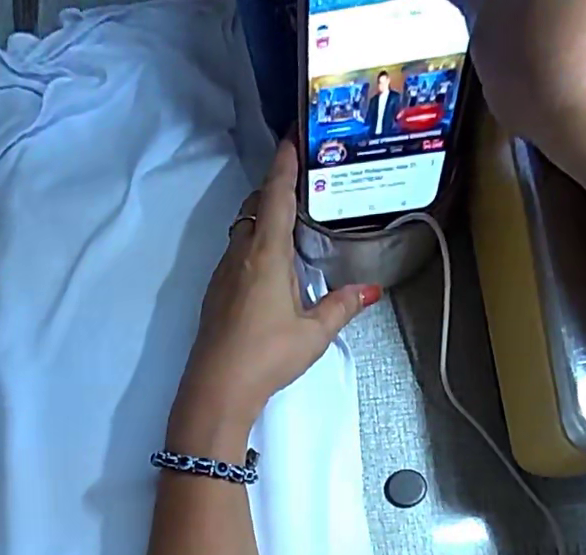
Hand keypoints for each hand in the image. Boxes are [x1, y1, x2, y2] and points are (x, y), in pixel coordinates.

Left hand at [169, 142, 380, 451]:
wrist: (217, 388)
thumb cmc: (267, 356)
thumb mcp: (313, 333)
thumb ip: (342, 306)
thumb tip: (370, 290)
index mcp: (266, 253)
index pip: (276, 194)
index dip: (285, 163)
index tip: (293, 136)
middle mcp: (240, 255)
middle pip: (256, 207)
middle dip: (276, 190)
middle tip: (304, 185)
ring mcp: (223, 275)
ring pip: (243, 232)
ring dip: (264, 221)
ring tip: (292, 226)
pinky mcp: (215, 295)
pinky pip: (236, 256)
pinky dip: (254, 248)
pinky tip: (270, 269)